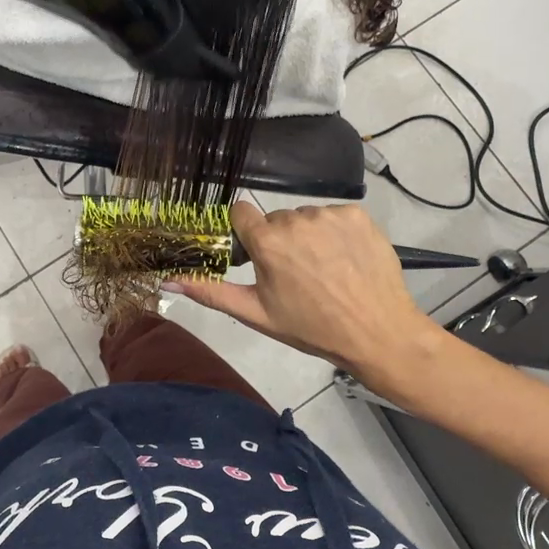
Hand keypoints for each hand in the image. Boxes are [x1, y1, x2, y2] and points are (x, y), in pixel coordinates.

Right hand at [170, 200, 444, 376]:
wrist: (380, 334)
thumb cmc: (313, 328)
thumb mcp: (257, 314)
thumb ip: (210, 292)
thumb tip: (168, 280)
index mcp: (267, 241)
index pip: (242, 214)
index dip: (249, 236)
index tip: (261, 257)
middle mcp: (295, 219)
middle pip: (276, 219)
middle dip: (281, 241)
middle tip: (297, 275)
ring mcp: (329, 214)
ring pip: (305, 217)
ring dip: (309, 236)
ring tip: (326, 270)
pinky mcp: (357, 215)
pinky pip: (334, 215)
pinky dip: (337, 233)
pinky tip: (345, 260)